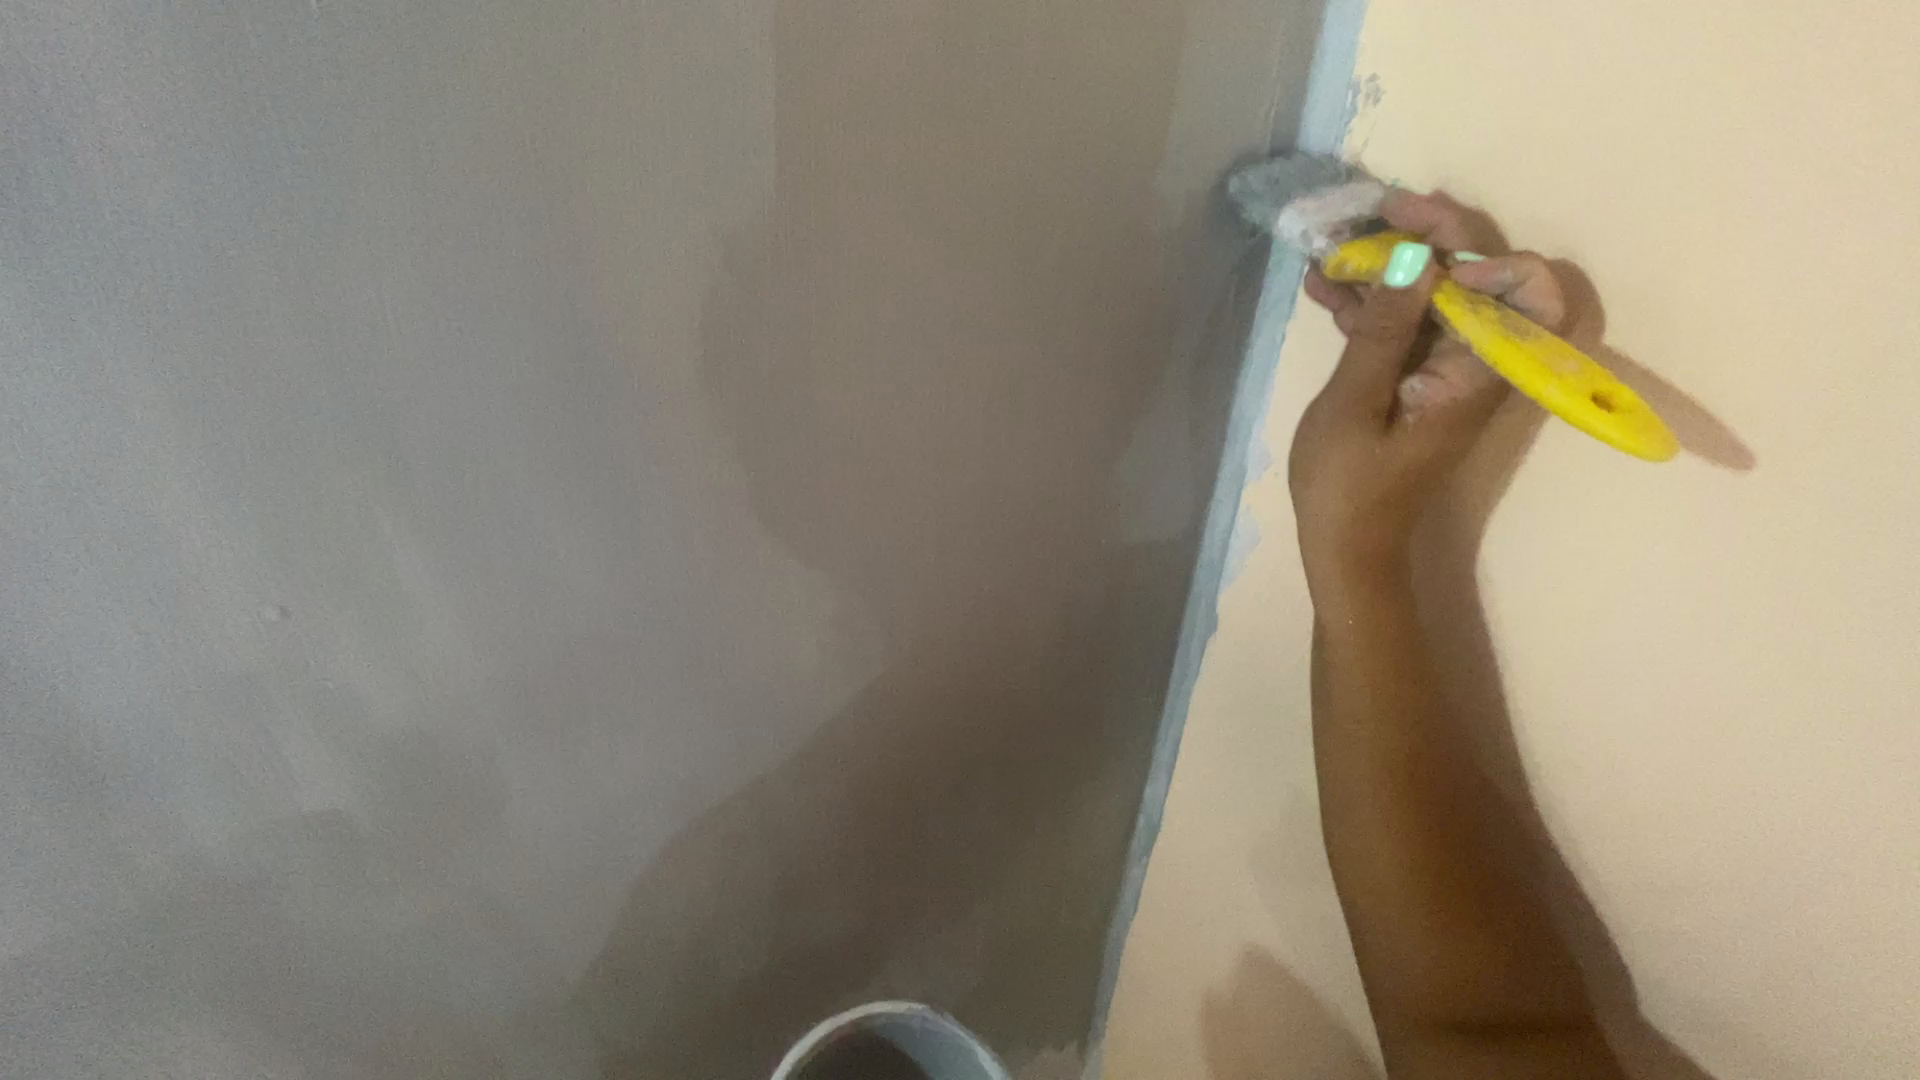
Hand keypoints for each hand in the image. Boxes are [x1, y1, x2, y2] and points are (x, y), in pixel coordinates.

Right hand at [1290, 191, 1575, 588]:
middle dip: (1425, 240)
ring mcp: (1447, 370)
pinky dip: (1371, 306)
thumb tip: (1414, 259)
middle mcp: (1478, 362)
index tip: (1409, 225)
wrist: (1348, 543)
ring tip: (1329, 251)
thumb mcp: (1353, 406)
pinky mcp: (1418, 379)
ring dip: (1387, 270)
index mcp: (1478, 371)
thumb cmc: (1347, 485)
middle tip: (1368, 217)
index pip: (1519, 284)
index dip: (1472, 243)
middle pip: (1474, 279)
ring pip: (1433, 297)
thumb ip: (1384, 333)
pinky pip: (1406, 327)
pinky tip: (1324, 288)